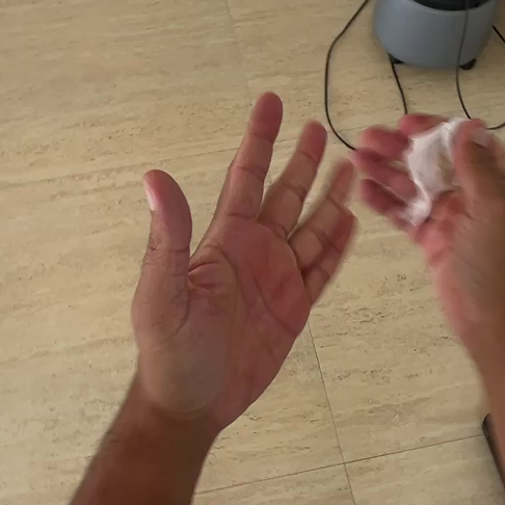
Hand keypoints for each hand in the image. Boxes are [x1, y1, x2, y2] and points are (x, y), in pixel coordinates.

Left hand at [132, 94, 356, 432]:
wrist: (192, 402)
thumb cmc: (171, 349)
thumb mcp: (163, 292)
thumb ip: (168, 237)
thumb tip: (154, 177)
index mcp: (224, 240)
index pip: (246, 177)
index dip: (259, 140)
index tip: (271, 103)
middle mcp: (254, 251)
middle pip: (285, 195)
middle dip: (302, 161)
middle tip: (319, 127)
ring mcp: (277, 278)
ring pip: (311, 228)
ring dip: (329, 198)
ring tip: (348, 168)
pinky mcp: (294, 309)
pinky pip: (322, 270)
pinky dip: (338, 246)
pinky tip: (350, 223)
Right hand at [353, 116, 504, 354]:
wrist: (497, 326)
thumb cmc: (503, 265)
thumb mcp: (496, 209)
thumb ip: (478, 168)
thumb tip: (469, 126)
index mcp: (502, 184)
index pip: (467, 144)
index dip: (436, 130)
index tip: (405, 125)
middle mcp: (476, 196)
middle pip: (435, 161)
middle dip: (402, 149)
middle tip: (367, 139)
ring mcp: (452, 219)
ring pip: (416, 186)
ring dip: (387, 172)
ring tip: (356, 159)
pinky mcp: (432, 241)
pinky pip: (407, 215)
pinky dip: (386, 203)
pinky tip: (363, 191)